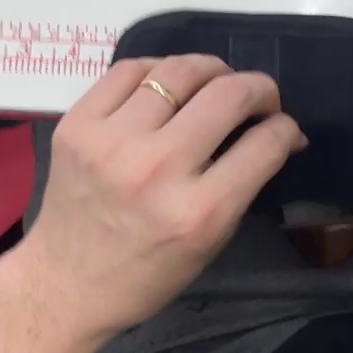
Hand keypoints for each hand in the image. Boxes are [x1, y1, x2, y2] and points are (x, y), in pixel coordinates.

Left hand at [12, 55, 304, 342]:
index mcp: (199, 212)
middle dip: (259, 88)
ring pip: (178, 71)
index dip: (286, 127)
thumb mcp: (212, 240)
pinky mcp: (77, 125)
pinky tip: (168, 83)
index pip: (264, 143)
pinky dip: (158, 69)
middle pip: (227, 95)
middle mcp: (157, 169)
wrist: (66, 283)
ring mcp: (112, 142)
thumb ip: (247, 181)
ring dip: (212, 69)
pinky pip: (128, 70)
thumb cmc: (148, 272)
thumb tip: (283, 133)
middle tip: (260, 97)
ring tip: (217, 81)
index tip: (284, 126)